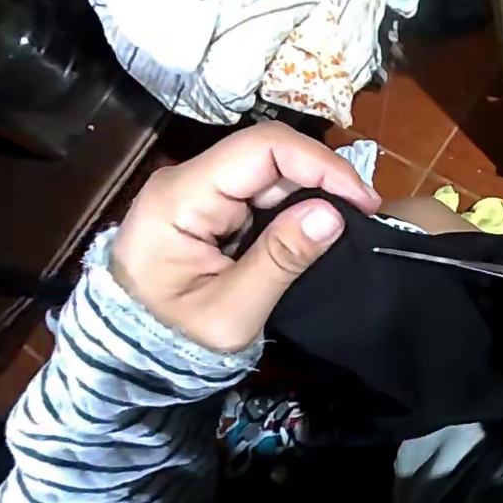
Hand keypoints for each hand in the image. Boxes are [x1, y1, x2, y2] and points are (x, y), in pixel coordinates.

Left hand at [108, 122, 380, 352]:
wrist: (135, 353)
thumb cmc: (177, 338)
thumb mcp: (232, 311)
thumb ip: (279, 260)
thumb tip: (332, 214)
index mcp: (182, 198)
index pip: (261, 149)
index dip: (320, 164)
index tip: (362, 200)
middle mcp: (190, 180)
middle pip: (269, 152)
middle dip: (325, 174)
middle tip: (367, 210)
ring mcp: (202, 189)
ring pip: (273, 168)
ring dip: (318, 186)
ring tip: (355, 215)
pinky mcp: (215, 204)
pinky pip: (266, 188)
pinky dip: (302, 199)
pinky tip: (326, 218)